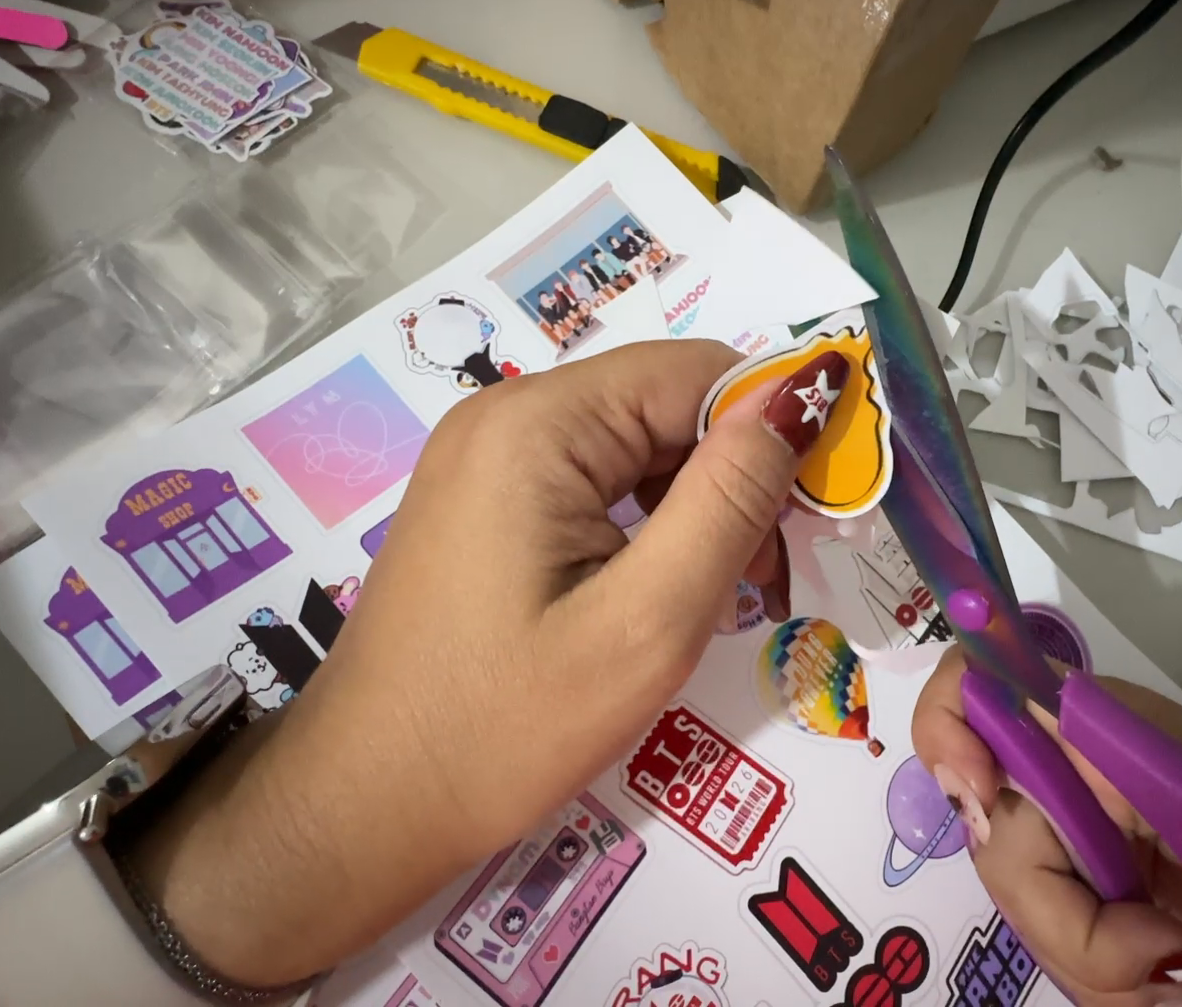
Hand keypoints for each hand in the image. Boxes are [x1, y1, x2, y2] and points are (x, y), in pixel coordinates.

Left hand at [129, 340, 849, 986]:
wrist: (365, 807)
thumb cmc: (507, 727)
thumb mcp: (648, 621)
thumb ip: (728, 500)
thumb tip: (794, 399)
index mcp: (539, 424)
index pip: (695, 373)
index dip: (771, 425)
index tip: (815, 508)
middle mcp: (508, 415)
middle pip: (665, 405)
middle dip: (733, 474)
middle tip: (764, 572)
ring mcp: (491, 456)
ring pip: (637, 445)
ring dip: (695, 503)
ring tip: (718, 588)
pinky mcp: (489, 498)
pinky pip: (597, 480)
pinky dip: (649, 520)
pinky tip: (661, 584)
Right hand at [913, 649, 1181, 1005]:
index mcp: (1118, 732)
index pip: (987, 681)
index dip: (948, 723)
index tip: (979, 806)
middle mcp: (1083, 763)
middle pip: (990, 822)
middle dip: (1053, 917)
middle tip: (1155, 976)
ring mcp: (1088, 819)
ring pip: (1016, 880)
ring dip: (1080, 957)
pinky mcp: (1098, 870)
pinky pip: (1050, 915)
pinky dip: (1093, 966)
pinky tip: (1164, 990)